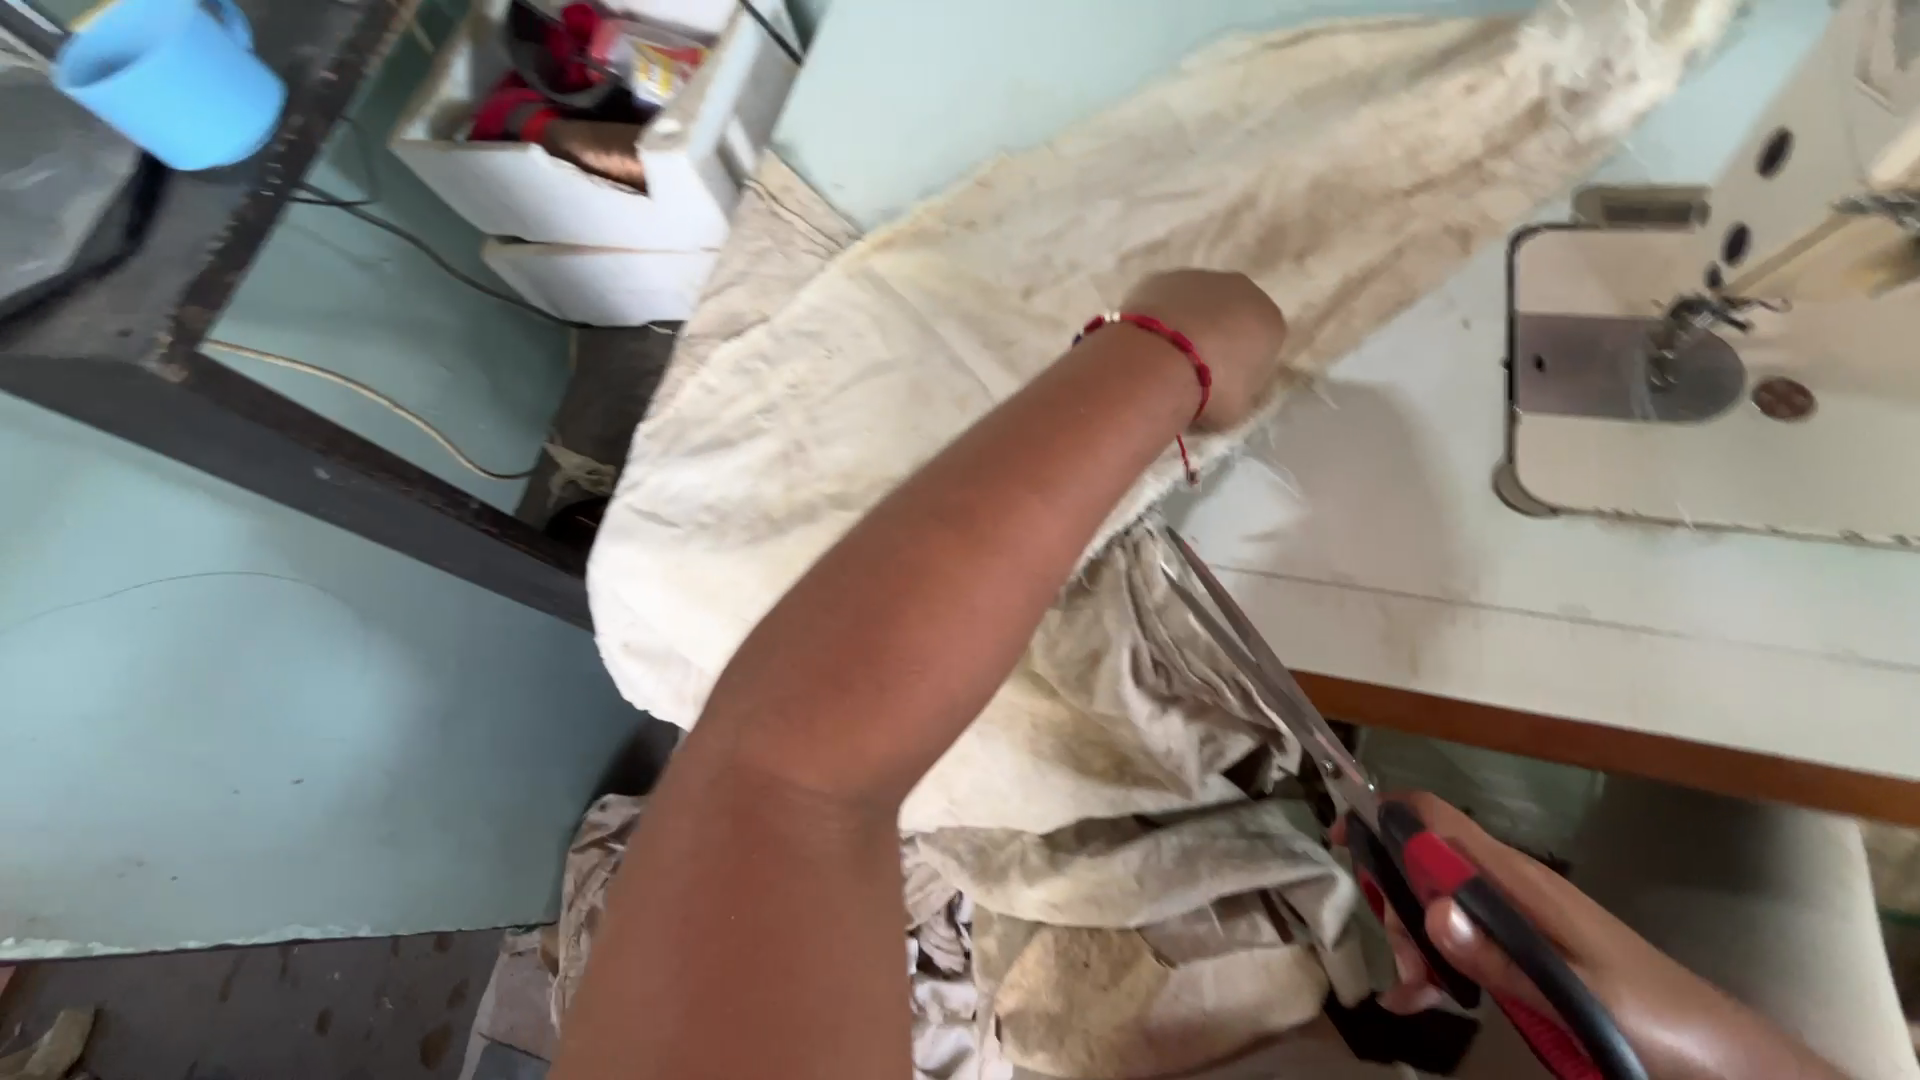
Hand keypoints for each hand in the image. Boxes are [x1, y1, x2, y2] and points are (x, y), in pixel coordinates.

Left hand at [1114, 270, 1287, 430]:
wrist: (1159, 362)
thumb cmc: (1209, 391)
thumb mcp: (1238, 409)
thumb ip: (1242, 393)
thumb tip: (1233, 388)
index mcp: (1270, 321)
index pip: (1262, 342)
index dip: (1240, 364)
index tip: (1220, 385)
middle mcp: (1242, 290)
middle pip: (1230, 315)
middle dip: (1215, 336)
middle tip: (1189, 370)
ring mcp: (1199, 278)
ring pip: (1195, 304)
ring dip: (1185, 323)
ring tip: (1162, 357)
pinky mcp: (1161, 277)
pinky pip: (1162, 301)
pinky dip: (1156, 318)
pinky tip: (1143, 343)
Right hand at [1356, 793, 1844, 1079]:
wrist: (1724, 1056)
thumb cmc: (1656, 1017)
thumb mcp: (1579, 997)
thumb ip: (1499, 956)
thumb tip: (1427, 910)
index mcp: (1515, 878)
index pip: (1433, 816)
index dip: (1380, 814)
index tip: (1341, 842)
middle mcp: (1504, 882)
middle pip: (1418, 862)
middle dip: (1393, 904)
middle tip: (1404, 966)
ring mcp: (1509, 912)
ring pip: (1429, 901)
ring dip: (1411, 941)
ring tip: (1419, 996)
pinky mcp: (1515, 941)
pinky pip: (1454, 933)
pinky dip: (1431, 960)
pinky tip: (1425, 1000)